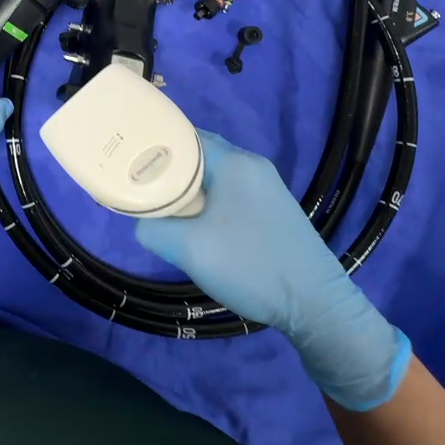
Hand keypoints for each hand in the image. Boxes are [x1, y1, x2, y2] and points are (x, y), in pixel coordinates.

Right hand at [135, 130, 410, 410]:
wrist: (318, 308)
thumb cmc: (251, 267)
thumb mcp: (186, 249)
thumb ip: (151, 227)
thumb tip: (143, 219)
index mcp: (235, 162)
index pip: (181, 136)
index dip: (150, 145)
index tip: (126, 161)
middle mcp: (252, 166)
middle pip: (195, 154)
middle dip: (164, 169)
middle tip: (136, 186)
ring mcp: (265, 187)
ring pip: (210, 176)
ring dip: (185, 189)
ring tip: (159, 207)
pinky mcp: (272, 210)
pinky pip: (227, 192)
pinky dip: (204, 201)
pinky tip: (192, 224)